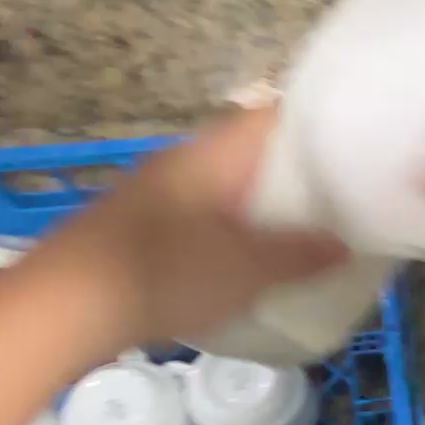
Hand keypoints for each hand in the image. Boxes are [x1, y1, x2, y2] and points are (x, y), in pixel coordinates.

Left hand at [20, 105, 347, 357]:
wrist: (71, 305)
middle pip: (254, 160)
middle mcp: (186, 166)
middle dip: (298, 184)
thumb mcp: (247, 269)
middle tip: (341, 212)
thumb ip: (300, 255)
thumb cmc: (168, 274)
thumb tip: (344, 245)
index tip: (353, 160)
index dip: (315, 132)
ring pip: (231, 195)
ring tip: (307, 244)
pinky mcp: (148, 232)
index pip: (271, 119)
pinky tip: (255, 271)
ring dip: (267, 215)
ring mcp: (163, 198)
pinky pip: (209, 224)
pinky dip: (238, 239)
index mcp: (213, 158)